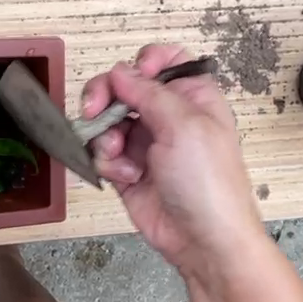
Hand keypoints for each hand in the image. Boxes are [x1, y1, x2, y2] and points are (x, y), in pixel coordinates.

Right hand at [84, 44, 265, 273]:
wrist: (203, 239)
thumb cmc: (209, 182)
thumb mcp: (184, 125)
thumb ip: (148, 92)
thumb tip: (119, 72)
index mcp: (192, 96)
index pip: (162, 62)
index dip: (141, 64)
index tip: (127, 80)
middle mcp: (167, 116)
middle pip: (123, 88)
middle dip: (105, 98)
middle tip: (93, 110)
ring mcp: (146, 144)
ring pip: (106, 122)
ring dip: (105, 137)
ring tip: (118, 156)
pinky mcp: (127, 171)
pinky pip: (102, 154)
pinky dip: (107, 163)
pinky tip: (126, 178)